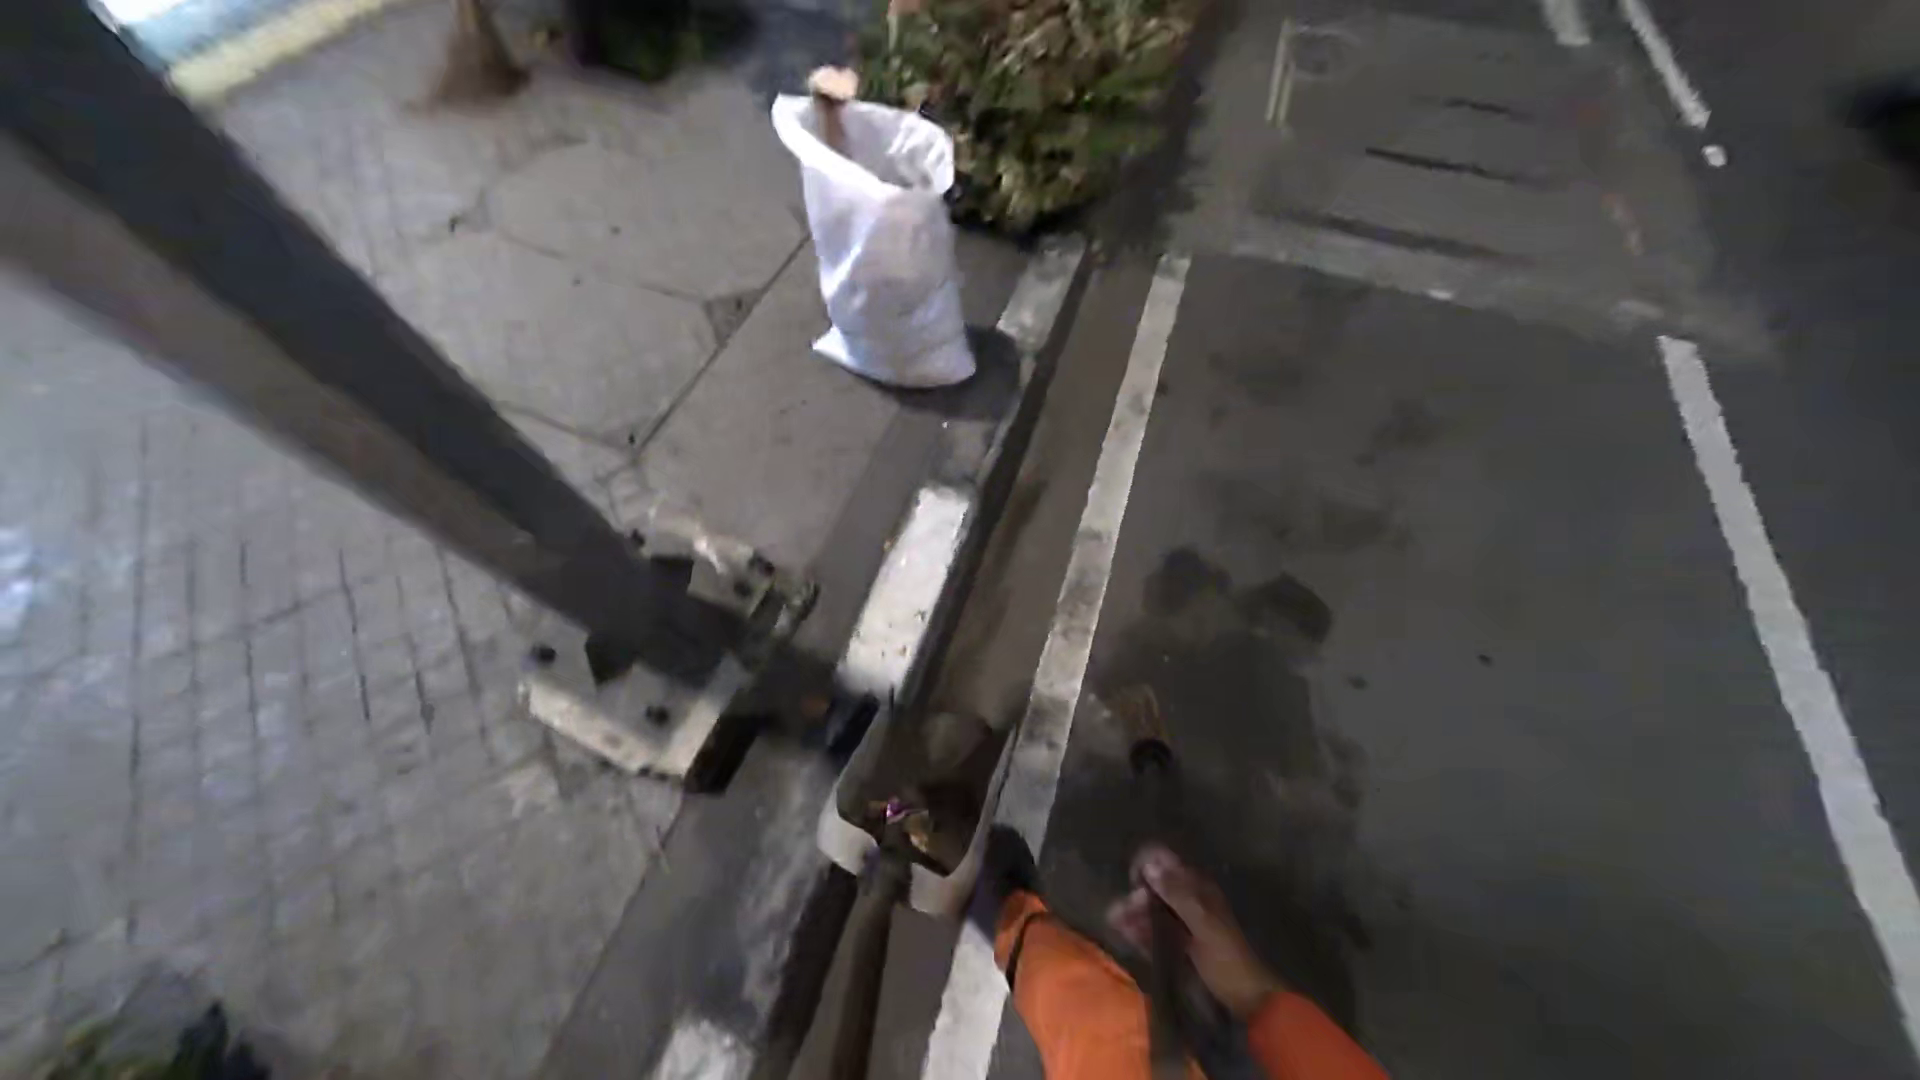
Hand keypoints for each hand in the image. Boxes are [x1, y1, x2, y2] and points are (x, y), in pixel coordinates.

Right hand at [1106, 844, 1284, 1019]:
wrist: (1249, 1002)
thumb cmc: (1228, 960)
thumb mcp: (1205, 925)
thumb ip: (1178, 895)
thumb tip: (1149, 866)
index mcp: (1197, 887)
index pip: (1164, 860)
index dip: (1146, 863)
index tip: (1134, 881)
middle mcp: (1186, 897)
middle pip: (1152, 886)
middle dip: (1135, 895)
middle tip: (1120, 912)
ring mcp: (1181, 920)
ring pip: (1150, 908)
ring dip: (1132, 913)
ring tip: (1114, 921)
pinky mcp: (1176, 941)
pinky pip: (1152, 929)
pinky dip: (1138, 930)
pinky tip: (1124, 933)